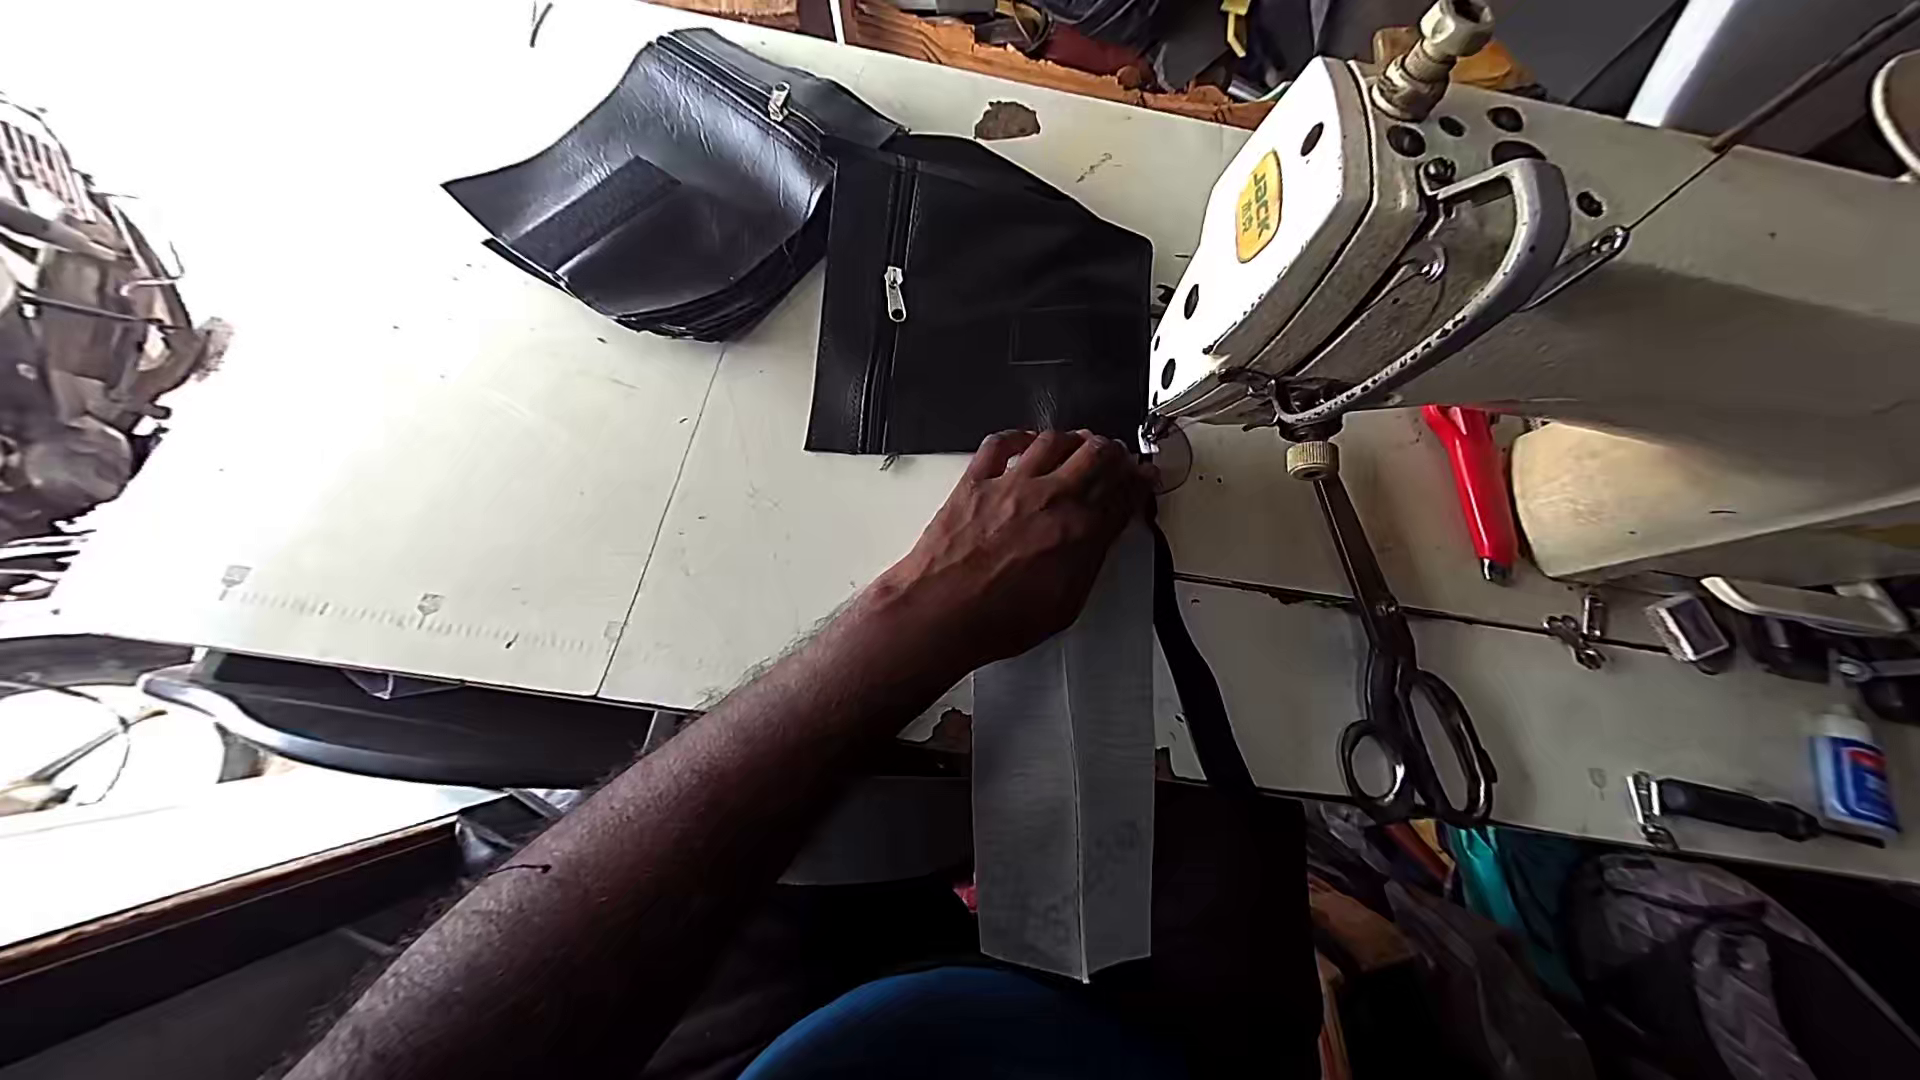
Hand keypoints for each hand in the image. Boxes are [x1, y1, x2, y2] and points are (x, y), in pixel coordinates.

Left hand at [860, 429, 1150, 676]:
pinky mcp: (975, 482)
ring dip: (1074, 438)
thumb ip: (1088, 563)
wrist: (941, 612)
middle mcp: (1049, 500)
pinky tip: (1025, 439)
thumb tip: (1097, 543)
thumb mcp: (1064, 605)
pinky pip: (999, 443)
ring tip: (1081, 442)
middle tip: (1117, 456)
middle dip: (1115, 453)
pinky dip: (1017, 436)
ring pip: (1054, 440)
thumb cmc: (995, 618)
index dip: (1138, 483)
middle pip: (1097, 456)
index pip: (1122, 495)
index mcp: (1079, 532)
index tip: (1141, 479)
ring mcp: (1011, 486)